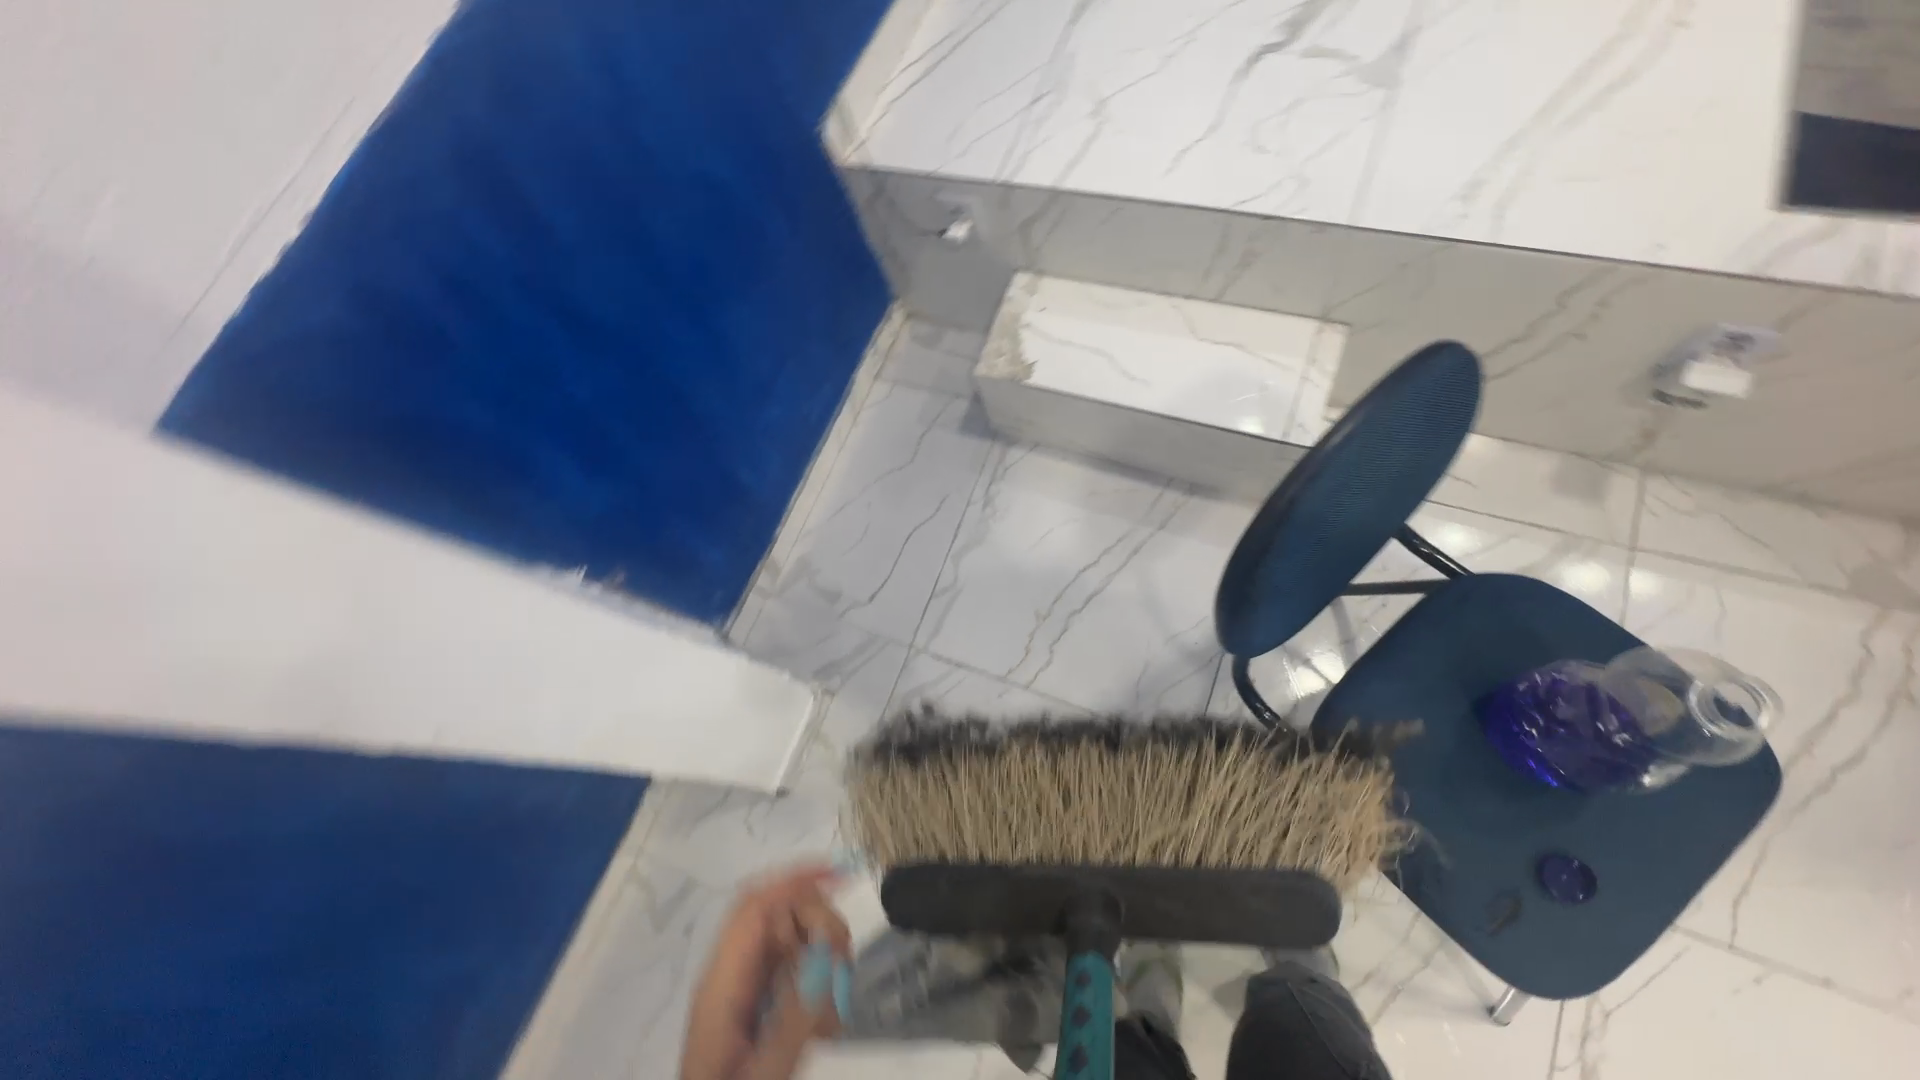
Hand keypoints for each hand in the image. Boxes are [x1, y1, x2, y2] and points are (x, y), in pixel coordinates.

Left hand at [680, 865, 852, 1079]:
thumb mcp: (764, 1074)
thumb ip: (797, 1018)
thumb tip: (828, 960)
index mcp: (721, 984)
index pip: (755, 907)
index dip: (795, 881)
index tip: (842, 875)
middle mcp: (731, 975)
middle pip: (779, 916)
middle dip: (820, 925)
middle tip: (845, 966)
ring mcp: (745, 990)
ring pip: (793, 941)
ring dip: (825, 960)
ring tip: (835, 1013)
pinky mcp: (758, 1006)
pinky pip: (796, 973)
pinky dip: (820, 988)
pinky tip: (827, 1028)